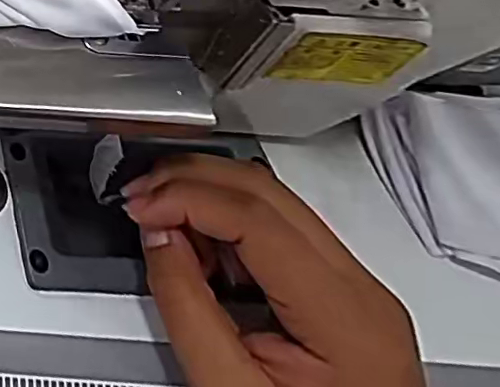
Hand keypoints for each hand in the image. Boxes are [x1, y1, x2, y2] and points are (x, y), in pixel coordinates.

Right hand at [126, 155, 423, 386]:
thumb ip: (186, 308)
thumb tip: (157, 235)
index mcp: (346, 320)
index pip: (254, 216)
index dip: (183, 197)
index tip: (138, 207)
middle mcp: (361, 289)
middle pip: (261, 187)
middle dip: (186, 179)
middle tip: (139, 196)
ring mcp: (352, 282)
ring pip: (264, 192)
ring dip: (199, 190)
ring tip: (159, 220)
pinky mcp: (333, 281)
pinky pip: (268, 217)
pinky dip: (217, 212)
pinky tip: (192, 240)